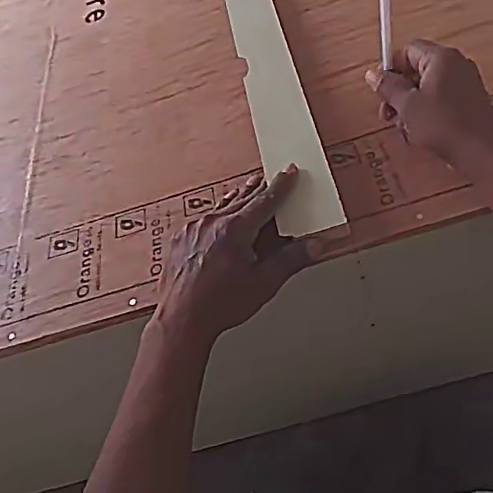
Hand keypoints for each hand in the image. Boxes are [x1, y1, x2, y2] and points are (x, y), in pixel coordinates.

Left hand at [151, 166, 315, 345]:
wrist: (181, 319)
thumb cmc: (218, 305)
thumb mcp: (263, 283)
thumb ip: (291, 260)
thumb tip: (313, 246)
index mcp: (235, 229)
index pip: (266, 200)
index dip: (281, 185)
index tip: (289, 173)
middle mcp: (212, 223)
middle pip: (243, 198)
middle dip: (260, 190)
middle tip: (271, 182)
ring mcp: (192, 229)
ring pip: (221, 207)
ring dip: (237, 201)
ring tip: (248, 194)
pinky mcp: (179, 238)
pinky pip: (203, 219)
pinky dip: (216, 217)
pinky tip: (220, 222)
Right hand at [365, 38, 492, 171]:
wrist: (478, 151)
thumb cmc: (440, 124)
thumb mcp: (406, 105)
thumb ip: (388, 86)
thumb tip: (372, 73)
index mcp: (442, 58)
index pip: (408, 50)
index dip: (390, 68)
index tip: (380, 91)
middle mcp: (456, 64)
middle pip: (417, 69)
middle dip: (398, 91)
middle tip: (388, 115)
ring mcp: (465, 82)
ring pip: (426, 87)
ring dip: (409, 105)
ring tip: (404, 128)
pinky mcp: (469, 100)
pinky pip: (440, 98)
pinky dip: (425, 111)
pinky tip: (419, 132)